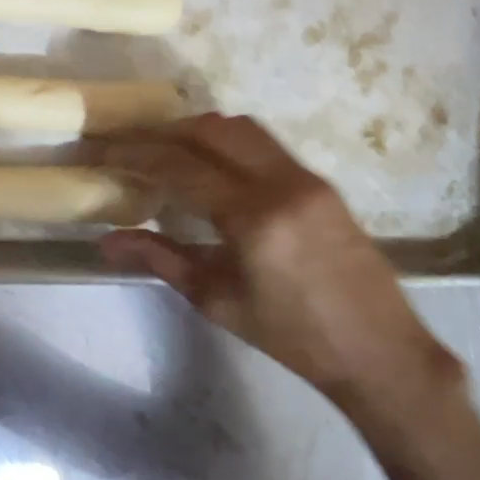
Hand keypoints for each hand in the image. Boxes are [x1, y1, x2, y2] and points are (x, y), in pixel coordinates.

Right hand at [100, 114, 459, 407]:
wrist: (380, 351)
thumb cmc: (293, 337)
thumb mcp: (217, 301)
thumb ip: (161, 260)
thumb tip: (106, 242)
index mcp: (254, 216)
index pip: (180, 165)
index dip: (132, 153)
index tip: (99, 151)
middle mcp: (282, 183)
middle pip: (208, 130)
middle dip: (159, 132)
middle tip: (124, 144)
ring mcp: (307, 178)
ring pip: (239, 129)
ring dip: (193, 130)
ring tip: (160, 150)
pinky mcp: (320, 183)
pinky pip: (262, 144)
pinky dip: (224, 142)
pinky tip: (205, 165)